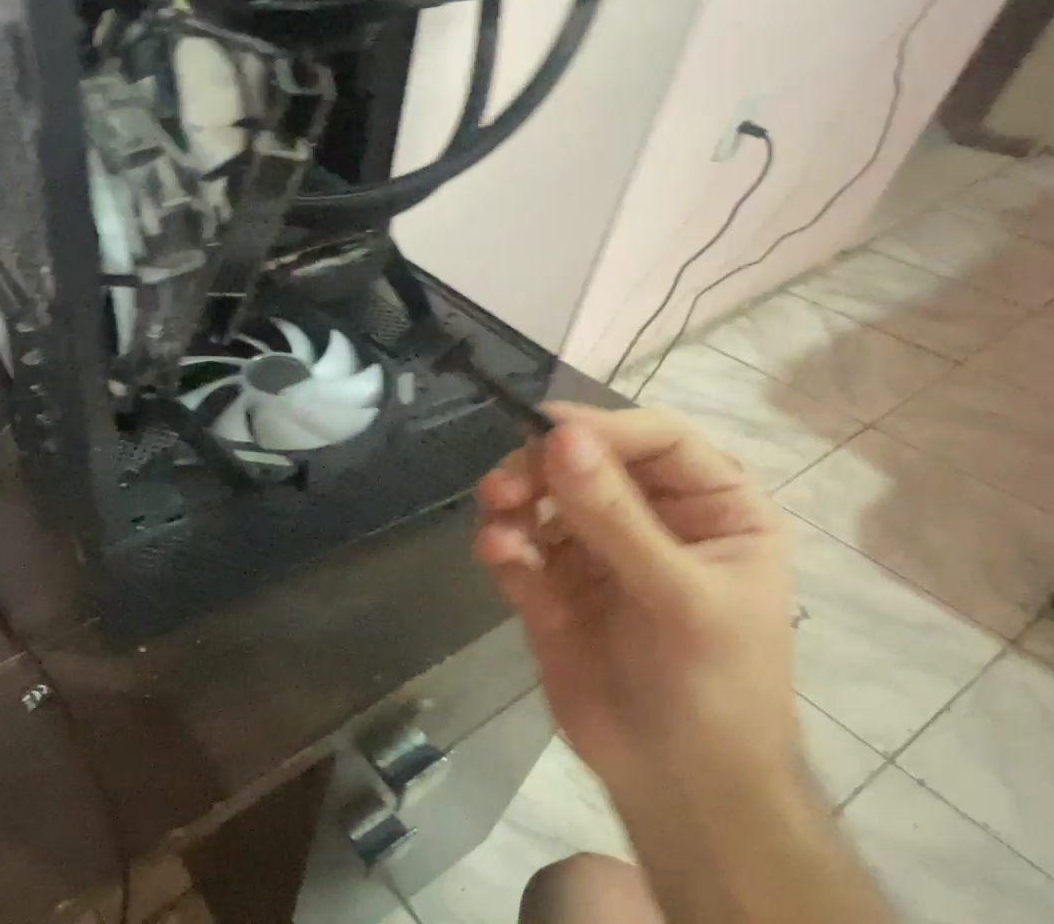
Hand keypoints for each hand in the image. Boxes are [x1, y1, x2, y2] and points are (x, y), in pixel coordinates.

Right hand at [472, 403, 796, 793]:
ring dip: (513, 504)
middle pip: (585, 463)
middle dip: (540, 468)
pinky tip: (496, 557)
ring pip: (542, 500)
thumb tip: (559, 436)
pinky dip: (502, 546)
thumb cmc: (712, 687)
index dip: (603, 429)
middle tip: (503, 487)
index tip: (544, 432)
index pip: (658, 441)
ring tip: (497, 524)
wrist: (675, 782)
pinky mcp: (550, 587)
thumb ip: (616, 516)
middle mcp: (652, 522)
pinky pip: (518, 548)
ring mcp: (596, 554)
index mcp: (714, 512)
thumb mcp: (679, 596)